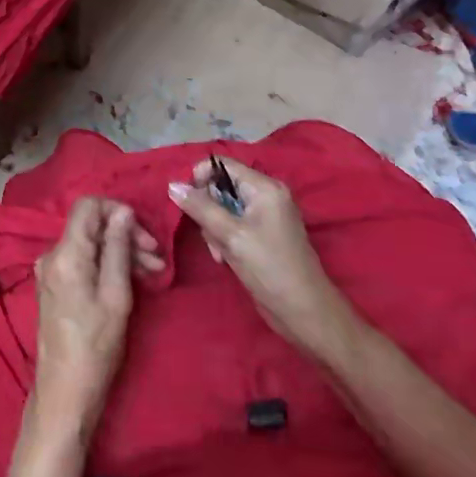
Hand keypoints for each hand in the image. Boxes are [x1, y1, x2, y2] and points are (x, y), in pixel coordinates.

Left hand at [32, 198, 163, 425]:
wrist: (65, 394)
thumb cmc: (95, 346)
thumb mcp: (116, 294)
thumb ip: (118, 248)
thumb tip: (123, 211)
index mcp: (65, 254)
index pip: (88, 205)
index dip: (117, 210)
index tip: (143, 233)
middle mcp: (52, 255)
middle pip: (91, 225)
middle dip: (125, 234)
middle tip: (156, 257)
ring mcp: (51, 271)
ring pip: (90, 243)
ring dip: (121, 250)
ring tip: (152, 272)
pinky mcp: (55, 286)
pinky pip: (84, 260)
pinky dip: (107, 264)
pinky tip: (131, 279)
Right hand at [169, 160, 353, 356]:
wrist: (303, 311)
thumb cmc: (269, 268)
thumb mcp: (231, 236)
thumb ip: (201, 208)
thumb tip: (172, 184)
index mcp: (265, 187)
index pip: (223, 165)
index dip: (200, 178)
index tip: (187, 202)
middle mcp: (266, 194)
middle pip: (222, 187)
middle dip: (209, 211)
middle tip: (212, 238)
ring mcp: (266, 215)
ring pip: (224, 208)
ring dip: (215, 230)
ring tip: (221, 254)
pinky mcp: (263, 235)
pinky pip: (234, 225)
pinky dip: (225, 239)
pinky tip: (226, 259)